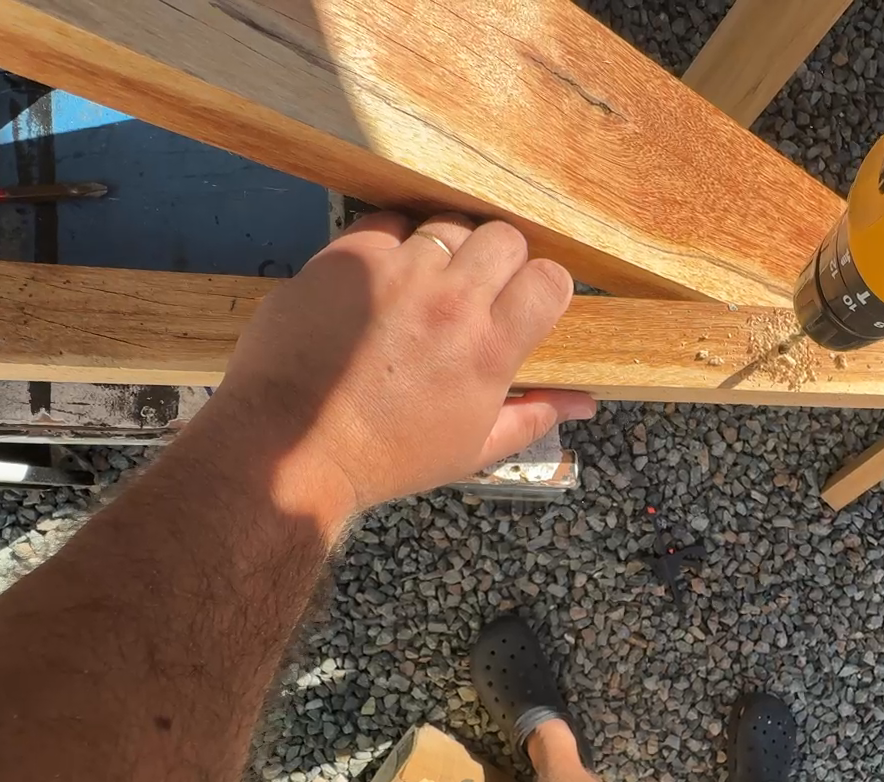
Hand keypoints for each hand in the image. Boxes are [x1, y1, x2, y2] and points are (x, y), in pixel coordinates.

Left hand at [196, 211, 592, 512]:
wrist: (297, 447)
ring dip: (451, 249)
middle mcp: (453, 300)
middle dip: (503, 261)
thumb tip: (586, 404)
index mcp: (491, 349)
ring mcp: (399, 272)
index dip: (545, 287)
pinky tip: (386, 277)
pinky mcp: (348, 257)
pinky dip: (397, 243)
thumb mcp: (475, 449)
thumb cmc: (394, 457)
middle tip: (479, 292)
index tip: (526, 305)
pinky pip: (390, 222)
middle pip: (506, 237)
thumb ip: (535, 416)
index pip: (551, 279)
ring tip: (429, 283)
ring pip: (450, 223)